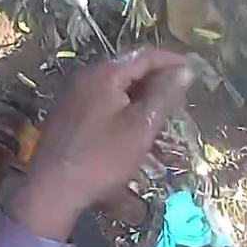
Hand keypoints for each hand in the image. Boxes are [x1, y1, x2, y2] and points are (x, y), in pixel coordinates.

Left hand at [9, 49, 194, 239]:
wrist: (53, 190)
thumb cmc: (102, 158)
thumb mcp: (140, 127)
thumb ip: (164, 95)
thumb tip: (185, 70)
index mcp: (104, 74)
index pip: (144, 56)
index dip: (171, 61)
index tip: (193, 70)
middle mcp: (85, 78)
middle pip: (129, 70)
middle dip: (156, 82)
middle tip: (180, 96)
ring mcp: (73, 96)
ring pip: (116, 90)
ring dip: (141, 99)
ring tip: (161, 117)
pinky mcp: (68, 115)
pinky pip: (102, 104)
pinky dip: (123, 111)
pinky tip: (134, 131)